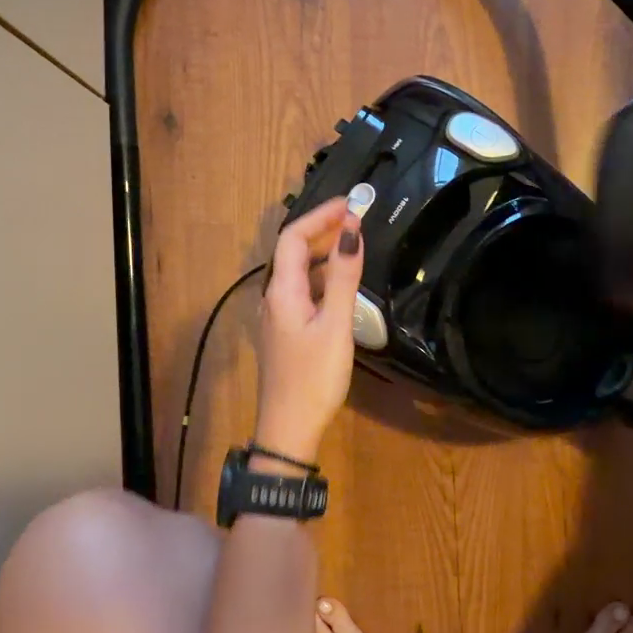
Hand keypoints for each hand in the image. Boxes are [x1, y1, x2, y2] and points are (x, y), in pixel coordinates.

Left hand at [253, 196, 363, 462]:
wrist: (289, 427)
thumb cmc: (314, 378)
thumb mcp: (336, 326)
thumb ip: (345, 278)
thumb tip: (352, 232)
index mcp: (282, 291)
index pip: (293, 238)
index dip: (320, 216)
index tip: (352, 204)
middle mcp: (274, 298)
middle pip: (293, 252)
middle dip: (323, 230)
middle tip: (358, 219)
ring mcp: (278, 317)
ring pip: (299, 273)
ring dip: (324, 254)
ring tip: (355, 245)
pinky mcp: (286, 333)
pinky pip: (303, 291)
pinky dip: (323, 278)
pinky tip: (343, 285)